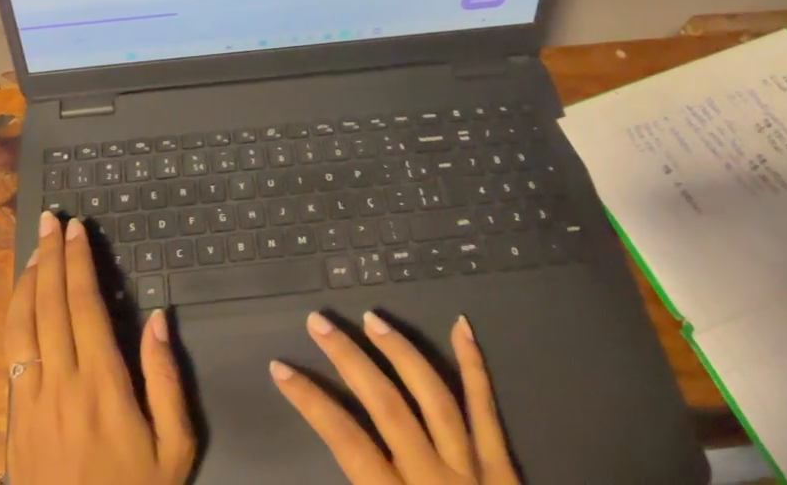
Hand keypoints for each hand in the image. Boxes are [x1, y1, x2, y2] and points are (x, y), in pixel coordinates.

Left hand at [4, 210, 195, 484]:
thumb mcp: (175, 446)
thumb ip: (167, 379)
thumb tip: (159, 318)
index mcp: (103, 384)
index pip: (84, 305)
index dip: (78, 262)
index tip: (77, 230)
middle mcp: (61, 382)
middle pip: (49, 304)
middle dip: (49, 257)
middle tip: (52, 221)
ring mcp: (31, 399)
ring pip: (22, 324)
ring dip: (27, 281)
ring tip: (35, 250)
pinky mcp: (14, 418)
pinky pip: (11, 353)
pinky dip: (15, 316)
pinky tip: (23, 302)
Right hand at [270, 310, 521, 484]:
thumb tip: (334, 458)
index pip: (346, 440)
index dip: (311, 401)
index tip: (281, 367)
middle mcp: (433, 478)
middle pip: (386, 404)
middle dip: (349, 359)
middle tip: (321, 322)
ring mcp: (474, 468)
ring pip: (433, 395)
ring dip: (400, 352)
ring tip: (373, 318)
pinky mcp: (505, 468)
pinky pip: (487, 409)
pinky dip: (475, 366)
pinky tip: (462, 326)